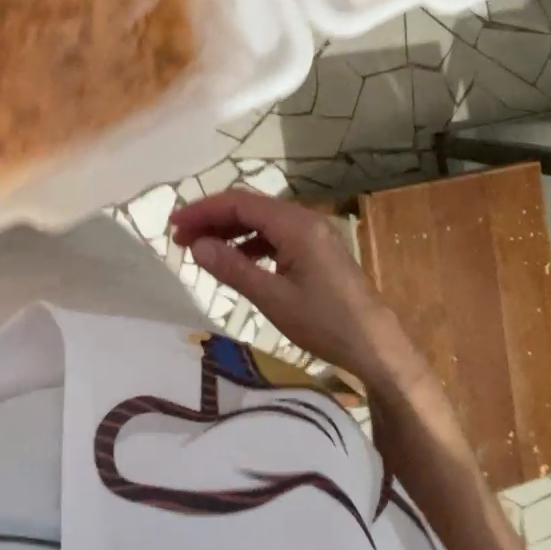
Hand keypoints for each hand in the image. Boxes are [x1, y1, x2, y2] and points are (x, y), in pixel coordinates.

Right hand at [172, 191, 424, 390]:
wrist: (375, 346)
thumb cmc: (324, 323)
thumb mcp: (272, 299)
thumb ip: (233, 268)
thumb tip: (196, 245)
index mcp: (295, 224)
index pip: (239, 203)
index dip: (203, 211)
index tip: (174, 227)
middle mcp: (305, 219)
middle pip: (249, 206)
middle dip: (213, 219)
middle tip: (180, 239)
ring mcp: (313, 233)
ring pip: (262, 220)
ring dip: (230, 230)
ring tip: (200, 250)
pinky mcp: (317, 249)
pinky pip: (276, 234)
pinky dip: (250, 242)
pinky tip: (235, 260)